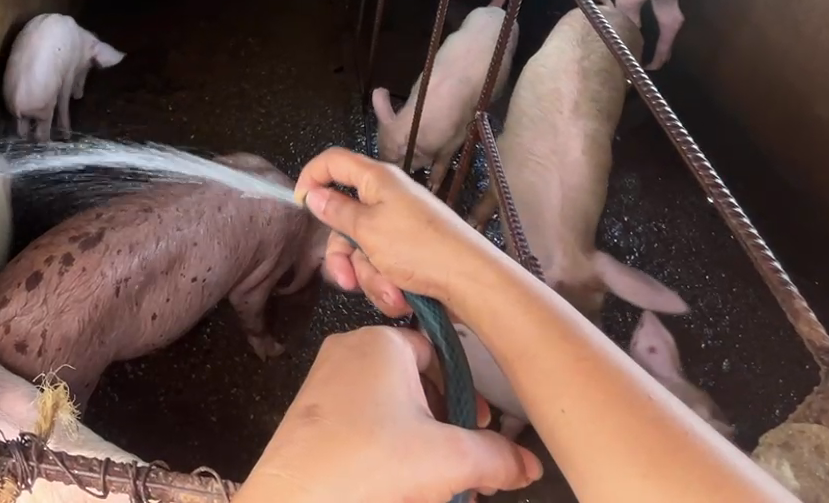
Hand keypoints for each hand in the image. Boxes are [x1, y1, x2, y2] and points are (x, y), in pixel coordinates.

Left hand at [235, 327, 541, 502]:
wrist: (299, 495)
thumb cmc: (375, 460)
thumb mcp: (450, 459)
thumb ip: (497, 457)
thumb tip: (529, 463)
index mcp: (381, 341)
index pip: (437, 352)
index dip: (465, 390)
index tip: (483, 428)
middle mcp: (350, 348)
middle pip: (415, 381)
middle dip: (446, 424)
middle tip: (468, 466)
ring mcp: (327, 378)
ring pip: (391, 405)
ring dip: (422, 442)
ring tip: (442, 485)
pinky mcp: (314, 411)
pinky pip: (364, 420)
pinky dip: (390, 446)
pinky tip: (406, 486)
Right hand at [295, 148, 491, 306]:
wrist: (474, 284)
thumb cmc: (419, 248)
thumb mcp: (368, 230)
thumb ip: (336, 211)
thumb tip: (313, 194)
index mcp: (376, 180)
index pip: (333, 162)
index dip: (312, 176)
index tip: (300, 204)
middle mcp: (386, 198)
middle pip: (344, 218)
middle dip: (343, 254)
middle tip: (344, 279)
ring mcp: (398, 227)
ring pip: (361, 249)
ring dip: (369, 276)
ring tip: (390, 292)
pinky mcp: (410, 253)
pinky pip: (382, 266)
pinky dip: (387, 284)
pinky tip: (402, 297)